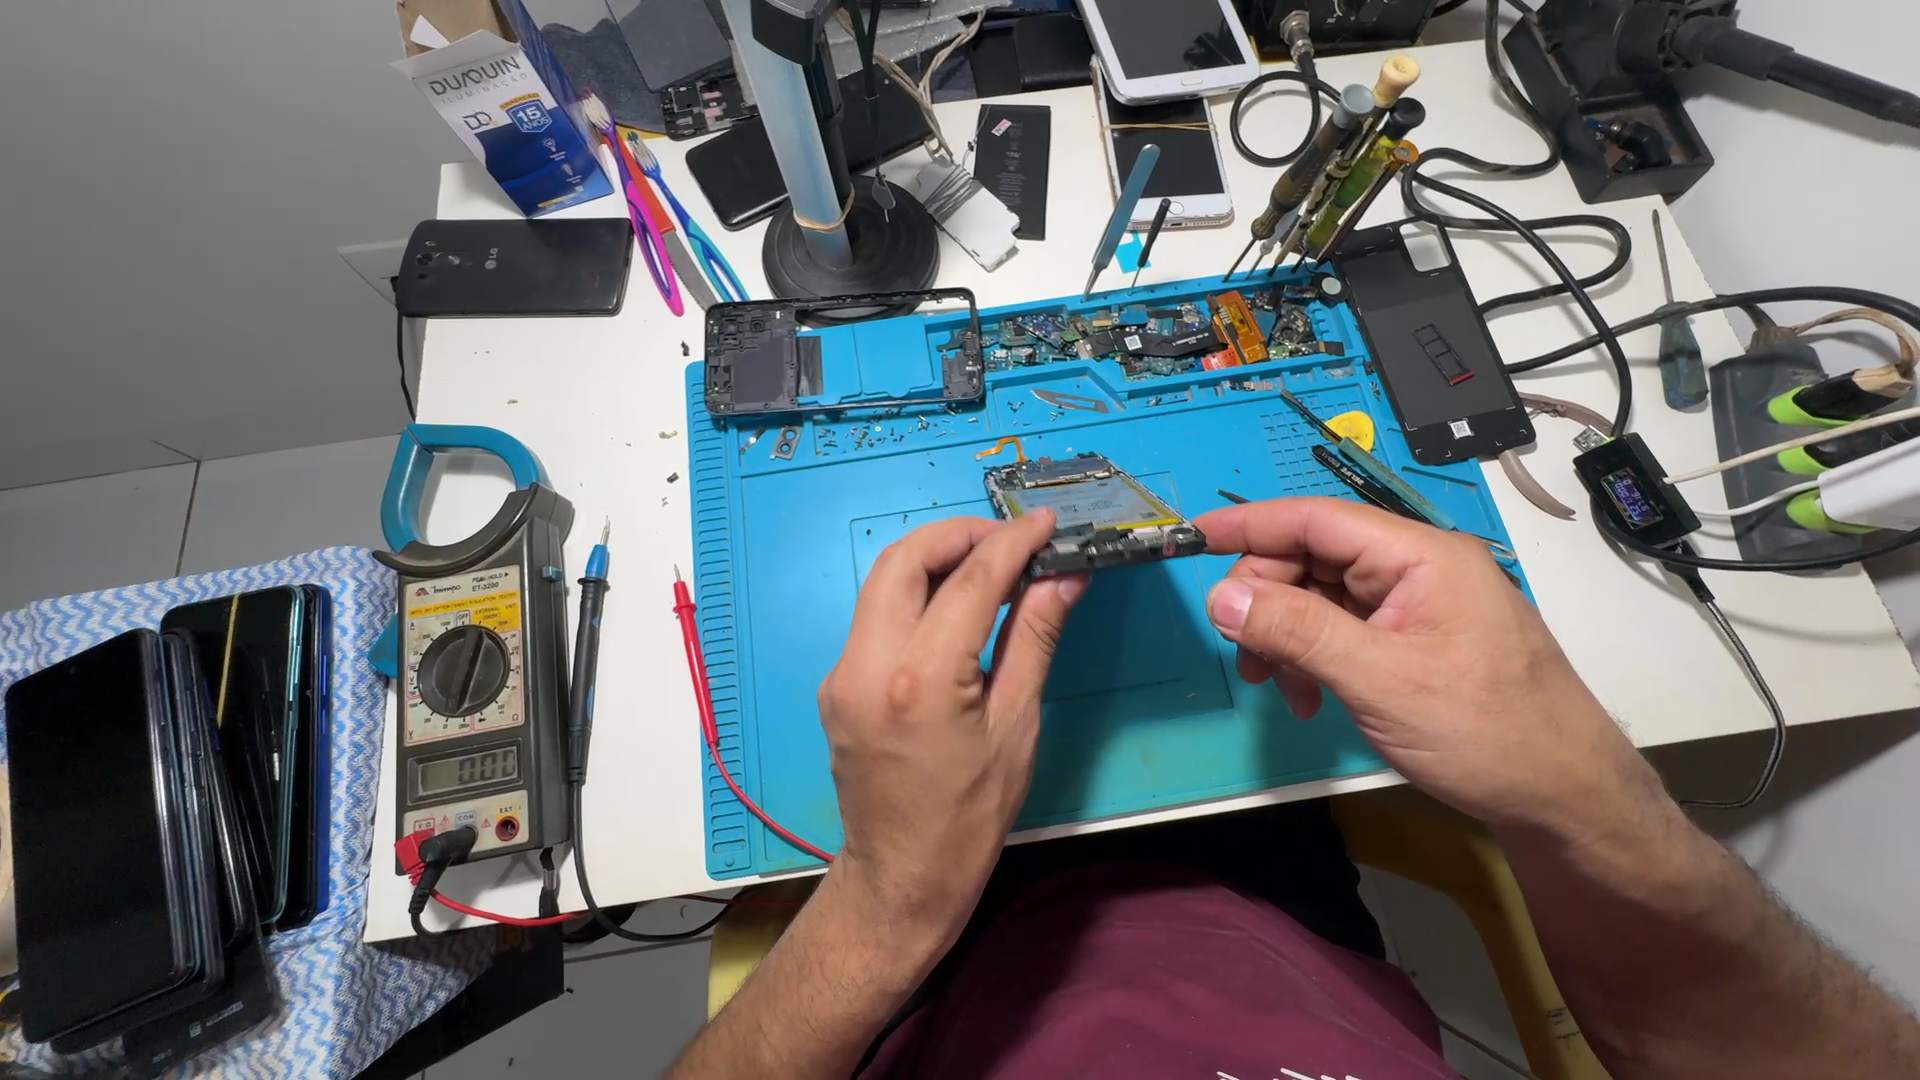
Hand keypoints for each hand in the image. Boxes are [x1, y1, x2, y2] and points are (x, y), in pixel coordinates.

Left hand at [817, 511, 1086, 942]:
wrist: (900, 878)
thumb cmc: (971, 817)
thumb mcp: (1016, 727)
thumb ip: (1034, 639)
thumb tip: (1066, 576)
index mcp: (920, 681)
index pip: (970, 582)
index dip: (1011, 543)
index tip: (1042, 523)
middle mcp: (866, 665)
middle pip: (902, 559)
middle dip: (957, 534)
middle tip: (1007, 539)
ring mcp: (841, 673)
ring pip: (882, 582)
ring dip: (934, 559)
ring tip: (989, 567)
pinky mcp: (836, 683)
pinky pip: (876, 616)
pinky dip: (916, 595)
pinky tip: (955, 609)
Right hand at [1194, 497, 1662, 835]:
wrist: (1565, 803)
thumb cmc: (1484, 733)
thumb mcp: (1379, 680)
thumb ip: (1296, 630)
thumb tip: (1220, 598)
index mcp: (1418, 556)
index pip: (1315, 518)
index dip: (1249, 524)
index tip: (1193, 536)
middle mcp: (1411, 569)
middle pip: (1309, 559)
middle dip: (1264, 602)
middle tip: (1242, 652)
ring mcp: (1409, 604)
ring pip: (1315, 597)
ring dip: (1282, 636)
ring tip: (1272, 685)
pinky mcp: (1405, 638)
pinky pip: (1334, 630)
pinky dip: (1306, 657)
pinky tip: (1304, 696)